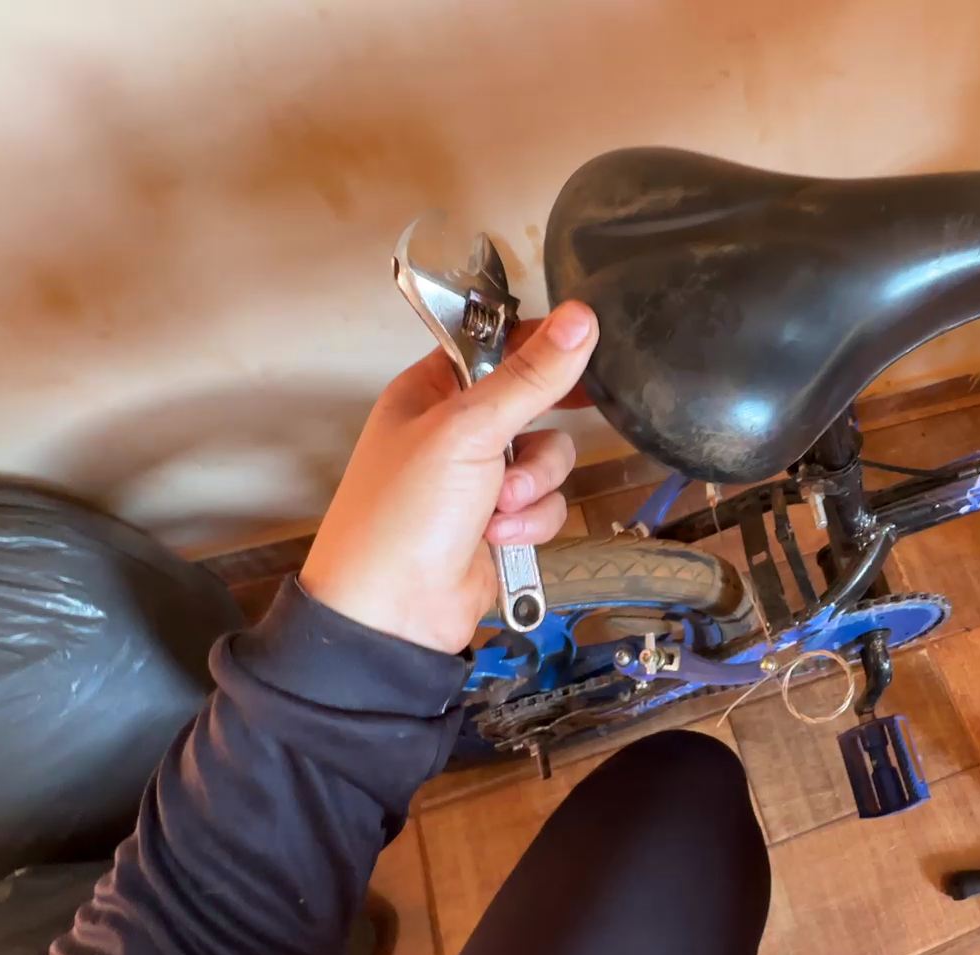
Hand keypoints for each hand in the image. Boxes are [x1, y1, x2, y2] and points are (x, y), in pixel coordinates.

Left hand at [300, 301, 598, 653]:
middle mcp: (460, 430)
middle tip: (571, 418)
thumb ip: (532, 377)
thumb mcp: (470, 430)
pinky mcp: (505, 521)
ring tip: (501, 509)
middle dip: (541, 431)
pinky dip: (531, 522)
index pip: (498, 346)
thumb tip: (582, 316)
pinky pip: (546, 504)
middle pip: (535, 404)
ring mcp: (483, 479)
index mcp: (433, 391)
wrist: (397, 612)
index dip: (541, 346)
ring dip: (534, 486)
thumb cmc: (409, 509)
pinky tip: (501, 539)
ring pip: (550, 459)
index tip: (583, 348)